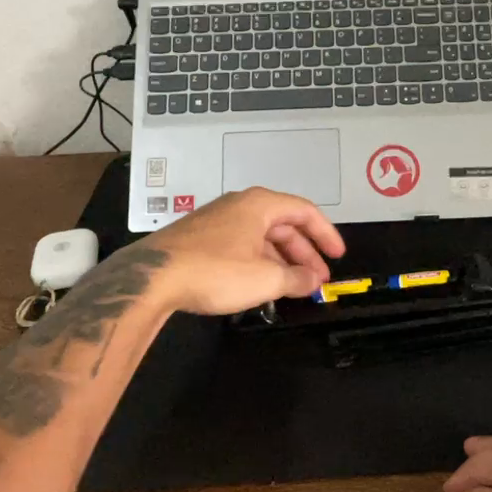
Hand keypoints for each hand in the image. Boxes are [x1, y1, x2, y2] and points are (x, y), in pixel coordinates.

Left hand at [138, 187, 345, 316]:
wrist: (152, 278)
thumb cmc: (215, 271)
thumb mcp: (265, 279)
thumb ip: (296, 278)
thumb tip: (314, 280)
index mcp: (260, 205)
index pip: (305, 212)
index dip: (326, 234)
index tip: (338, 257)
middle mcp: (240, 205)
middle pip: (284, 225)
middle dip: (304, 254)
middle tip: (317, 280)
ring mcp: (218, 220)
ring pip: (262, 237)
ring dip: (282, 260)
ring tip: (292, 287)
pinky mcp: (201, 238)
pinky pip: (242, 245)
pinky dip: (259, 262)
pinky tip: (261, 284)